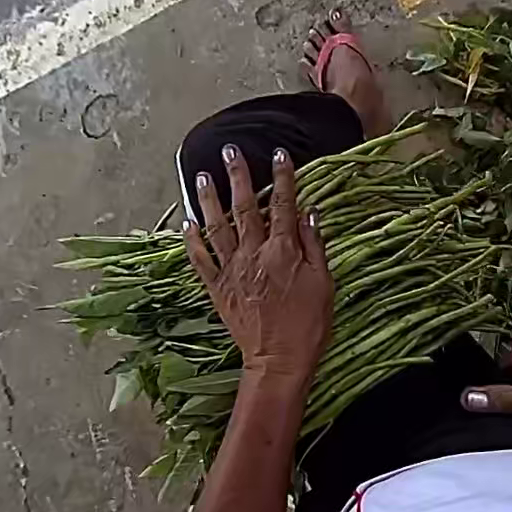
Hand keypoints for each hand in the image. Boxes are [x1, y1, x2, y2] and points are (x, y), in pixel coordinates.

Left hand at [183, 144, 332, 385]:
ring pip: (217, 226)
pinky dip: (192, 240)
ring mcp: (232, 270)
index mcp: (283, 252)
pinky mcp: (217, 288)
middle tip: (230, 151)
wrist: (279, 360)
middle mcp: (254, 254)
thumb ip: (315, 247)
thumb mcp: (324, 284)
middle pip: (245, 207)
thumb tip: (310, 213)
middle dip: (238, 176)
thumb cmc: (308, 325)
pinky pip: (200, 259)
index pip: (284, 205)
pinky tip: (187, 223)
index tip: (279, 154)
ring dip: (208, 199)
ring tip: (201, 175)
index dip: (283, 177)